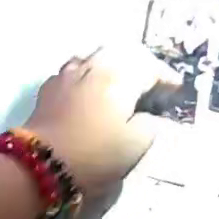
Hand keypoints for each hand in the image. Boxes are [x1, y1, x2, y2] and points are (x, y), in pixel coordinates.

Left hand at [24, 47, 174, 195]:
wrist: (42, 165)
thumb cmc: (95, 155)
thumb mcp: (135, 146)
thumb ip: (149, 125)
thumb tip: (148, 116)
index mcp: (119, 76)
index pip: (150, 67)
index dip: (166, 77)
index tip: (176, 89)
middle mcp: (93, 66)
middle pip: (121, 54)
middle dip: (139, 65)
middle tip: (149, 82)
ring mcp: (67, 74)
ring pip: (95, 58)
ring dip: (111, 66)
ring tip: (119, 82)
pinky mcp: (48, 88)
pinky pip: (74, 72)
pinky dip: (88, 76)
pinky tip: (89, 90)